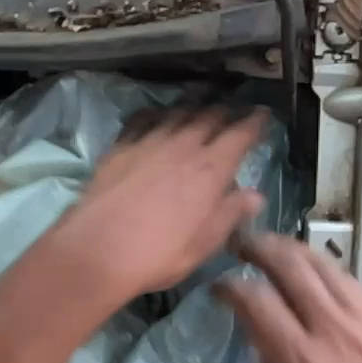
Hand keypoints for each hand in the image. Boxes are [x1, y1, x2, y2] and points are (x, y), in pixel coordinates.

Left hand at [46, 107, 268, 298]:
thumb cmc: (159, 253)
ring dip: (192, 108)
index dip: (254, 122)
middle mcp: (182, 146)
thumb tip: (255, 195)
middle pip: (208, 117)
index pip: (239, 134)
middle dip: (225, 112)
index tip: (263, 114)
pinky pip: (142, 119)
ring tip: (199, 109)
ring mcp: (149, 141)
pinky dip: (156, 114)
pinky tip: (155, 117)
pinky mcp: (121, 146)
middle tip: (233, 114)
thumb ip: (230, 214)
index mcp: (210, 169)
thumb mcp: (204, 243)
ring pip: (176, 112)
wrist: (98, 249)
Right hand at [216, 233, 361, 362]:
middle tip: (238, 245)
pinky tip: (312, 272)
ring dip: (288, 247)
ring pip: (318, 261)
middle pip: (287, 263)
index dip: (230, 286)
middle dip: (257, 246)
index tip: (218, 287)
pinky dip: (319, 265)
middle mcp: (331, 328)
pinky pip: (344, 278)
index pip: (256, 301)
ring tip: (270, 248)